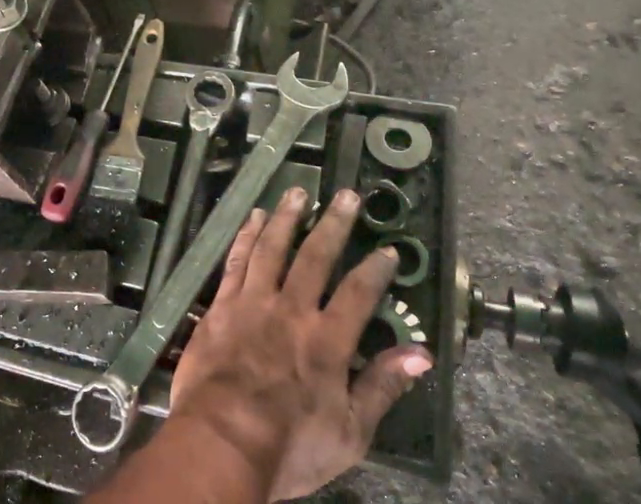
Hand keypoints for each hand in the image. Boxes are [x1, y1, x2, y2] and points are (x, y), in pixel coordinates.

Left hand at [169, 185, 433, 501]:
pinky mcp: (220, 306)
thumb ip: (383, 387)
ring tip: (298, 192)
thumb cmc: (289, 447)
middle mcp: (291, 310)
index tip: (387, 250)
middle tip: (346, 195)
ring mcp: (252, 303)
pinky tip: (254, 218)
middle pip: (315, 256)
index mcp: (327, 341)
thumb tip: (421, 354)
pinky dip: (246, 236)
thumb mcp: (350, 433)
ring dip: (287, 217)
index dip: (376, 269)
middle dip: (334, 224)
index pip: (358, 293)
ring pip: (272, 248)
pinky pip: (236, 261)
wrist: (220, 444)